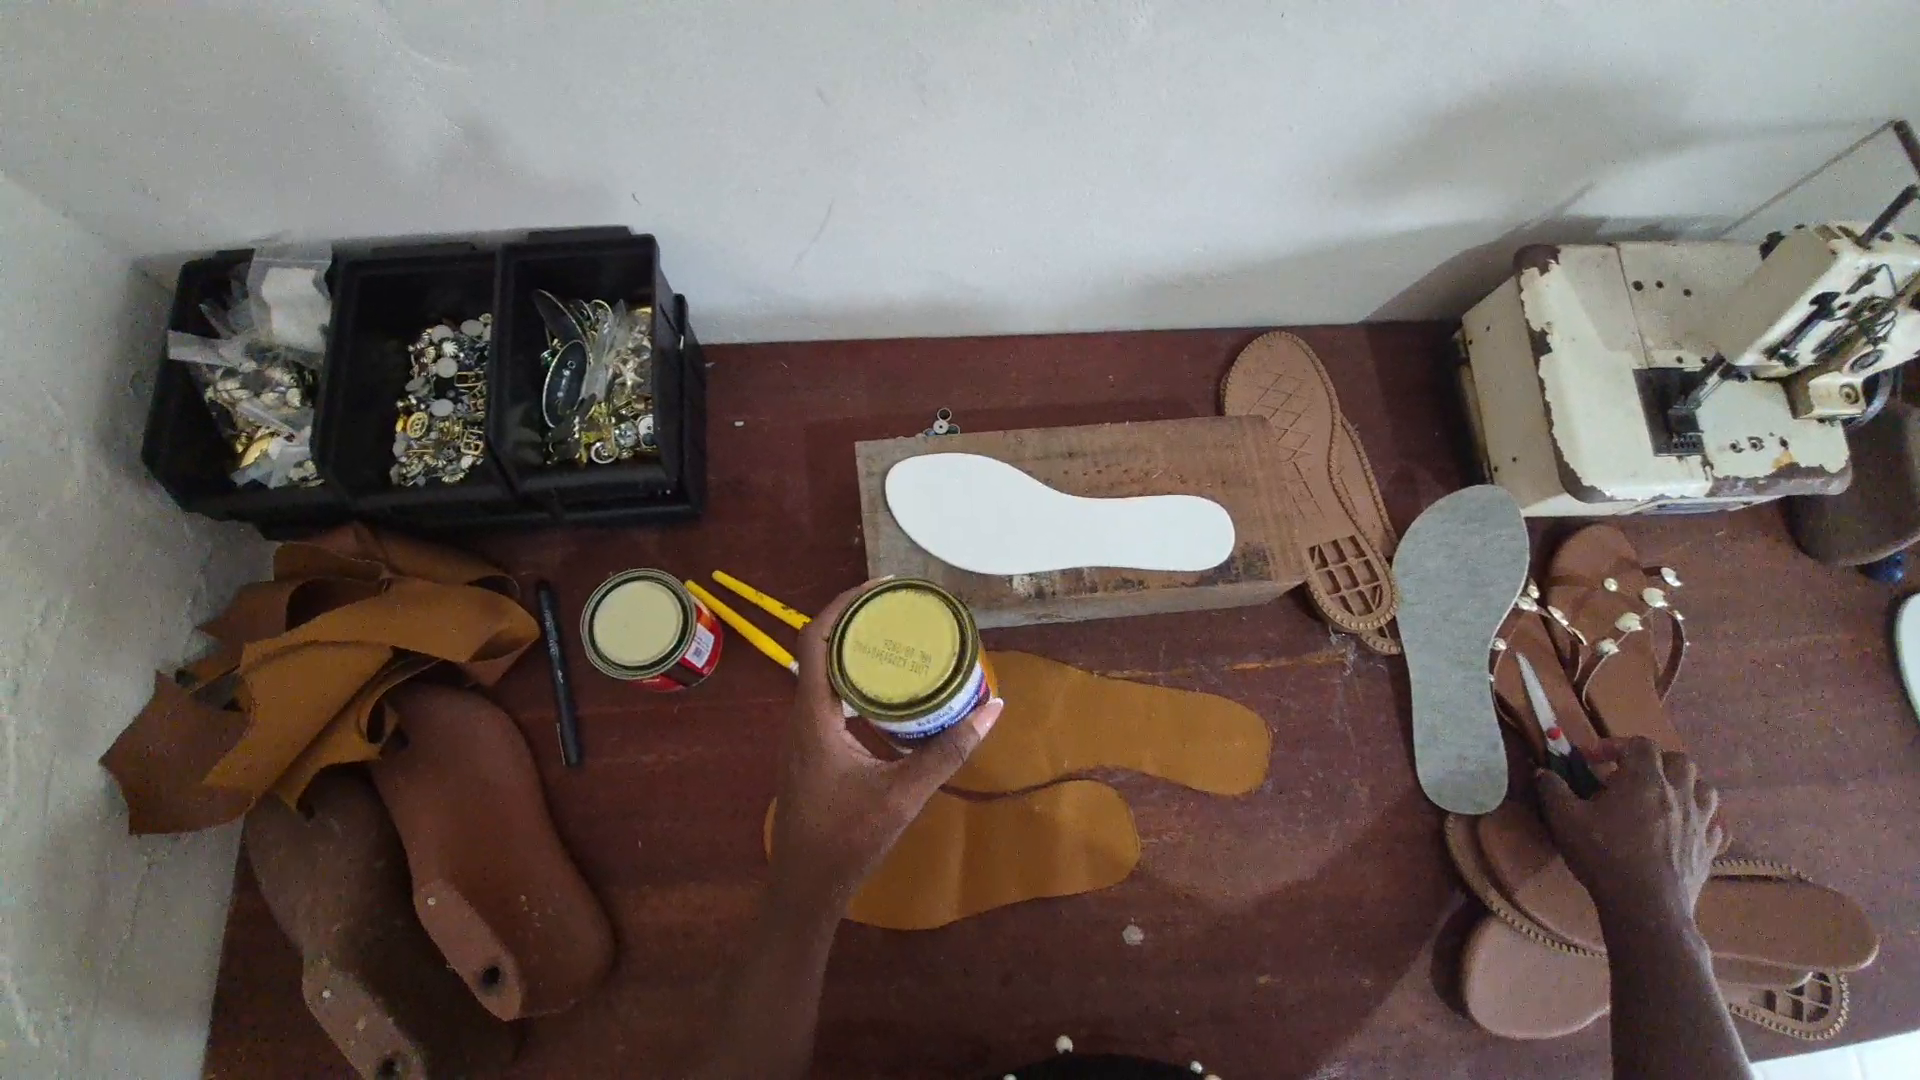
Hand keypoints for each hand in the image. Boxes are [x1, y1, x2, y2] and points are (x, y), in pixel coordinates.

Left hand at [767, 580, 1002, 917]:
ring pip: (824, 675)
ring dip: (855, 652)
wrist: (805, 889)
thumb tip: (993, 709)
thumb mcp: (905, 794)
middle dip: (857, 622)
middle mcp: (802, 716)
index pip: (814, 639)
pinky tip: (889, 694)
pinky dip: (857, 682)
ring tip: (899, 642)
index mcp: (814, 715)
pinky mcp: (811, 751)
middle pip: (820, 649)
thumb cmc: (847, 839)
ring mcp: (803, 735)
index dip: (842, 604)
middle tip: (901, 610)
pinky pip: (830, 698)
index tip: (880, 588)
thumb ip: (948, 751)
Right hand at [1537, 737, 1723, 929]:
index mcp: (1644, 781)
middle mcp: (1679, 795)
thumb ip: (1552, 788)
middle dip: (1653, 761)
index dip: (1614, 745)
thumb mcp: (1563, 817)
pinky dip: (1700, 819)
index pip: (1640, 745)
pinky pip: (1716, 824)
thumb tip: (1543, 772)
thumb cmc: (1603, 854)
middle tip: (1627, 776)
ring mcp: (1701, 823)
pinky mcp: (1711, 849)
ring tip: (1658, 798)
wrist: (1645, 905)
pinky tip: (1681, 827)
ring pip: (1705, 789)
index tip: (1590, 761)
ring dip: (1682, 786)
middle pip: (1679, 761)